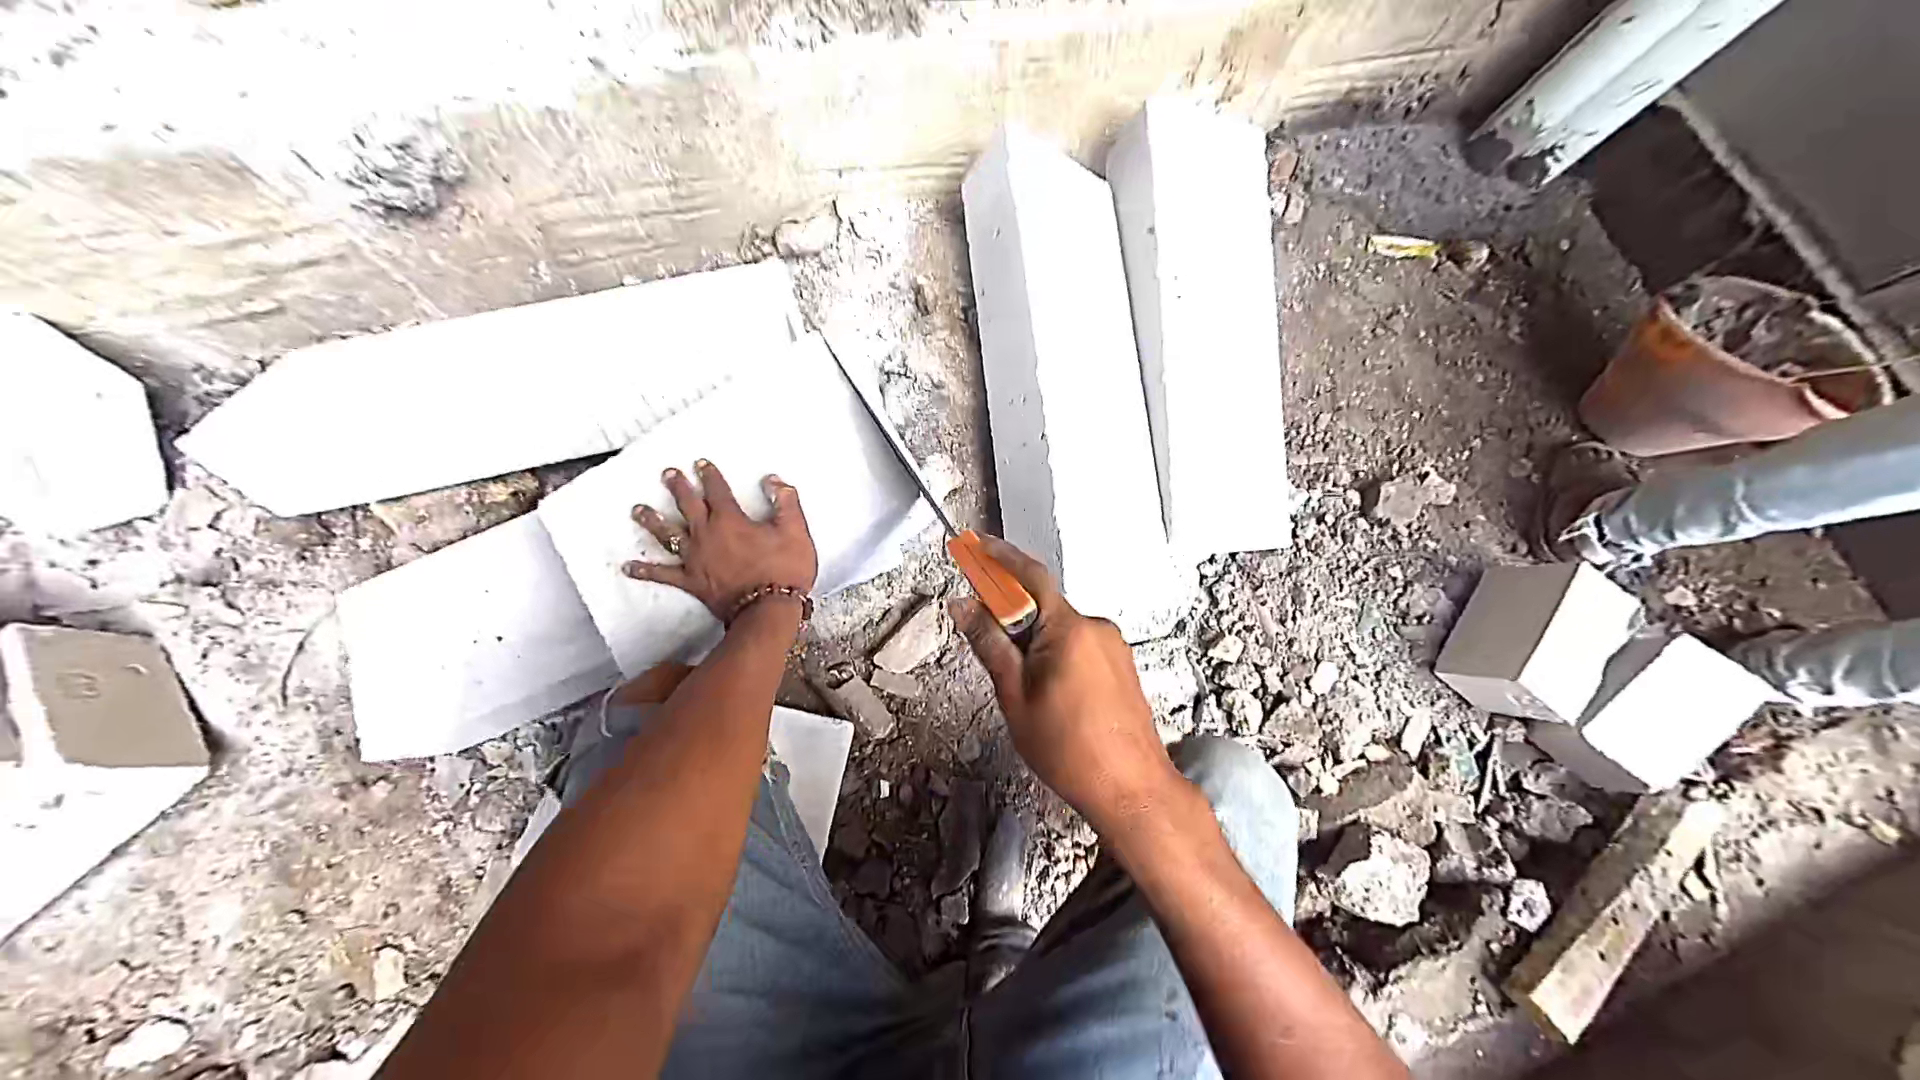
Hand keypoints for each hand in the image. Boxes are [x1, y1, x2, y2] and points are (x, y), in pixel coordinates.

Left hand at [622, 460, 816, 620]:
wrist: (769, 608)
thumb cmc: (784, 570)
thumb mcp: (795, 530)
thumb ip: (785, 501)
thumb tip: (774, 481)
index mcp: (730, 520)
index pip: (717, 490)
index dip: (709, 475)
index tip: (701, 464)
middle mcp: (707, 535)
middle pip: (688, 505)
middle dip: (678, 487)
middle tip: (668, 474)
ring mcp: (696, 559)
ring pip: (668, 534)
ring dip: (652, 521)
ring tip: (638, 510)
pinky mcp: (692, 582)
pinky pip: (664, 574)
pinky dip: (645, 571)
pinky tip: (629, 567)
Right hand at [949, 536, 1181, 834]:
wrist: (1131, 789)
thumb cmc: (1074, 751)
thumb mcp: (1014, 694)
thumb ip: (989, 643)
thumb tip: (966, 608)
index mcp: (1069, 629)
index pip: (1029, 576)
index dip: (999, 558)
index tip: (978, 547)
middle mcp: (1096, 629)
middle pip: (1043, 605)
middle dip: (1012, 619)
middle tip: (989, 646)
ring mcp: (1113, 648)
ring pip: (1060, 629)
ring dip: (1034, 643)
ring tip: (1025, 690)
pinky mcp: (1120, 666)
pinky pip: (1079, 645)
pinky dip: (1056, 655)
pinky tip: (1050, 694)